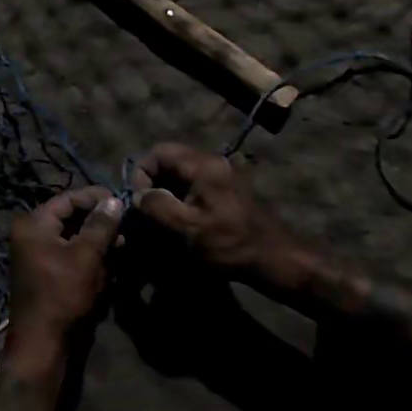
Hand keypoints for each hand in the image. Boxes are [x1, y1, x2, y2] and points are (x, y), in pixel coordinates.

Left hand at [6, 186, 124, 361]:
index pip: (68, 199)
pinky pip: (71, 255)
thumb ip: (101, 224)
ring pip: (74, 237)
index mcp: (33, 224)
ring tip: (124, 242)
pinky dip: (91, 255)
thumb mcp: (86, 255)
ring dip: (98, 239)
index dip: (96, 197)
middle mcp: (31, 235)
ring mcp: (38, 256)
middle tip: (126, 222)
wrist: (43, 343)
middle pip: (70, 217)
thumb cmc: (63, 293)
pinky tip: (113, 258)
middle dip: (99, 220)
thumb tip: (114, 200)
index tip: (122, 199)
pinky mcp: (48, 274)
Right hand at [132, 143, 311, 291]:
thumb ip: (156, 207)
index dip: (141, 173)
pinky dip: (181, 197)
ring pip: (181, 173)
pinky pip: (195, 184)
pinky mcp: (227, 190)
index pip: (159, 152)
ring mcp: (222, 175)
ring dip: (166, 192)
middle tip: (147, 211)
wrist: (273, 258)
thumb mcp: (187, 228)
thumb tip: (138, 195)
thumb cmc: (229, 244)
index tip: (139, 201)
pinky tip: (180, 220)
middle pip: (170, 160)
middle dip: (153, 183)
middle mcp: (213, 162)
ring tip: (161, 219)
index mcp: (203, 165)